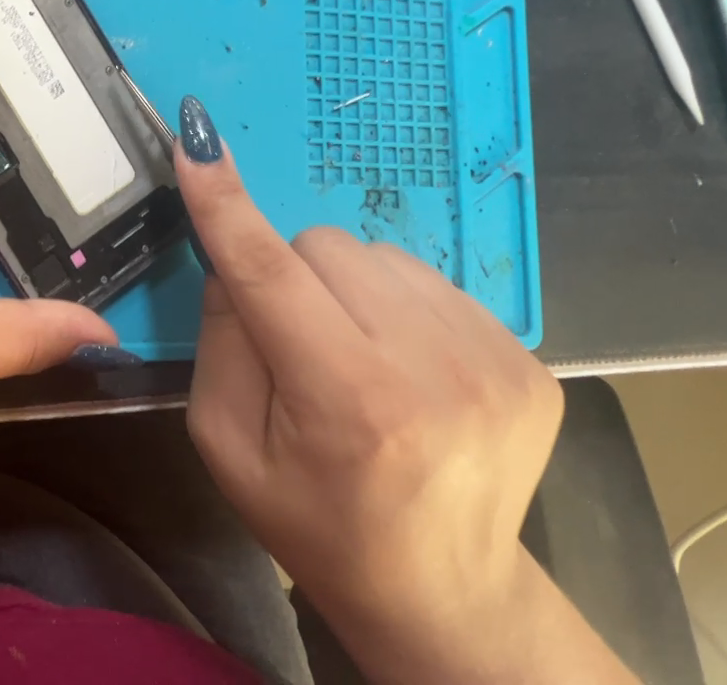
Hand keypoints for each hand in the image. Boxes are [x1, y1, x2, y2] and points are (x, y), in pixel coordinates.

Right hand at [174, 97, 579, 680]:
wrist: (442, 587)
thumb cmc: (310, 521)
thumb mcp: (226, 445)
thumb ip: (222, 343)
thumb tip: (235, 263)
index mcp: (347, 403)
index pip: (270, 275)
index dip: (226, 207)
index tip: (196, 140)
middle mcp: (432, 370)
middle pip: (326, 246)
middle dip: (290, 274)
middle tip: (293, 340)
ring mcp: (495, 359)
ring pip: (378, 253)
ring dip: (345, 286)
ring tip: (354, 355)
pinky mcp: (530, 358)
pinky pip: (428, 280)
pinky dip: (394, 304)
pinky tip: (402, 363)